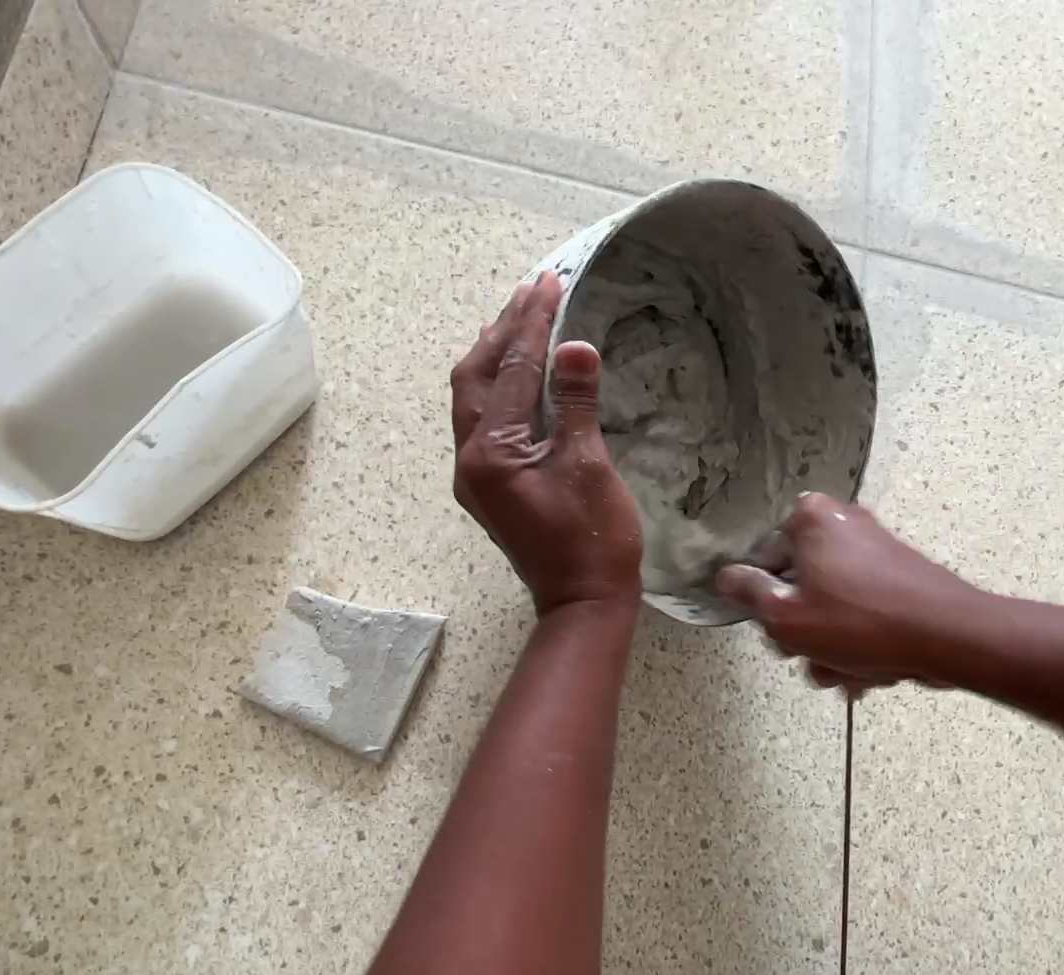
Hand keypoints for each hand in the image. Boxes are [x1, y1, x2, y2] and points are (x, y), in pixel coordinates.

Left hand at [451, 272, 642, 615]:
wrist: (583, 600)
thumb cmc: (594, 540)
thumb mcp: (590, 466)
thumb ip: (576, 403)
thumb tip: (574, 346)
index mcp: (491, 454)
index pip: (512, 371)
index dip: (531, 324)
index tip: (550, 283)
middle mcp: (470, 460)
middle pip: (476, 377)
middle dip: (503, 331)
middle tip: (533, 293)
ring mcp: (475, 474)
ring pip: (475, 398)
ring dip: (498, 356)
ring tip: (524, 319)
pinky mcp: (489, 485)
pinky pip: (485, 420)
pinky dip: (502, 387)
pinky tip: (522, 373)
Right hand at [715, 493, 975, 691]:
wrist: (949, 637)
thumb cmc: (858, 623)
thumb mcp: (784, 615)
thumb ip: (747, 593)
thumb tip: (725, 576)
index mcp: (810, 518)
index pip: (763, 559)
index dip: (764, 602)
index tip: (776, 632)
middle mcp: (843, 522)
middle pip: (799, 582)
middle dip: (802, 628)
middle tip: (808, 655)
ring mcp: (875, 548)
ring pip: (831, 603)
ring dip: (829, 643)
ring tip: (843, 672)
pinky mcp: (900, 576)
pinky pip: (862, 609)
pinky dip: (859, 638)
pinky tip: (866, 671)